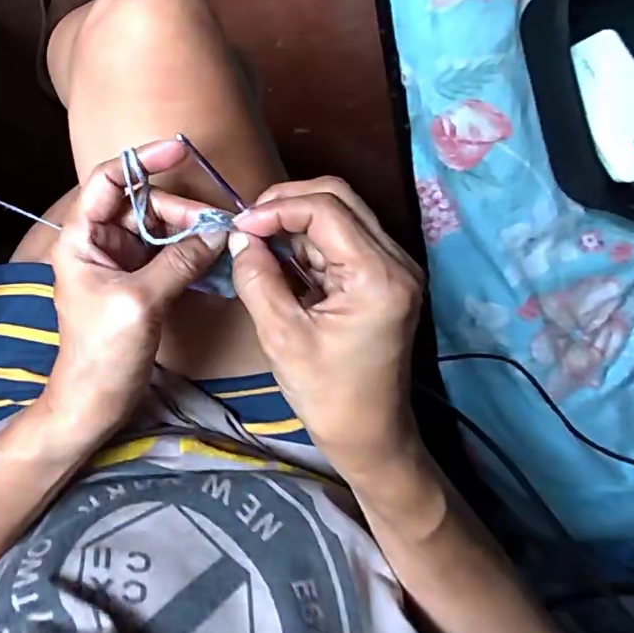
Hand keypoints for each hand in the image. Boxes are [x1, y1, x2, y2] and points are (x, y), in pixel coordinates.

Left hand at [44, 139, 226, 441]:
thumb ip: (179, 262)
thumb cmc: (102, 352)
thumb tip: (216, 232)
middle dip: (180, 209)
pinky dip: (189, 253)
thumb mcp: (141, 302)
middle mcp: (98, 243)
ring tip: (222, 240)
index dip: (142, 161)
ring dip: (189, 231)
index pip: (108, 181)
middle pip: (142, 205)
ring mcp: (119, 262)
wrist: (94, 401)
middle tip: (218, 222)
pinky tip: (214, 258)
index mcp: (81, 238)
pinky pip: (166, 255)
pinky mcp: (137, 282)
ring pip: (158, 230)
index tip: (179, 150)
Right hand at [227, 178, 425, 477]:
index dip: (275, 209)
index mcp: (378, 277)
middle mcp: (395, 261)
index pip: (326, 209)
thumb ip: (256, 278)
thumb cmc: (327, 394)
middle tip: (247, 225)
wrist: (369, 435)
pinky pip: (337, 237)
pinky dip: (303, 240)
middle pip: (337, 197)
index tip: (238, 227)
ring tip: (257, 245)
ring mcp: (391, 266)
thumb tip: (238, 237)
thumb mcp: (281, 336)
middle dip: (285, 202)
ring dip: (292, 221)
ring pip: (337, 212)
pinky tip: (279, 262)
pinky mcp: (379, 275)